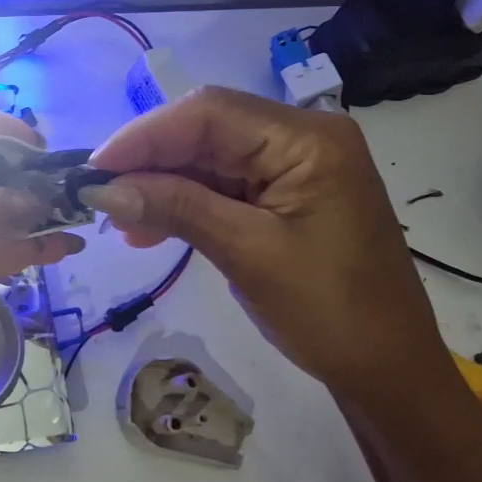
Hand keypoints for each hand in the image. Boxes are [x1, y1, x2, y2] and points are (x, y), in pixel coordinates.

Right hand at [82, 87, 442, 394]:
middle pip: (208, 130)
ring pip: (212, 158)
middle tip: (100, 198)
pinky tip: (153, 229)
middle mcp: (304, 137)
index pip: (209, 113)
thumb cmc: (329, 312)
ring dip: (165, 186)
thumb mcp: (248, 255)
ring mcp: (299, 165)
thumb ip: (176, 208)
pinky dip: (189, 203)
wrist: (389, 368)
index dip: (144, 136)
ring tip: (123, 223)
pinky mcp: (290, 194)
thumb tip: (103, 190)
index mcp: (307, 139)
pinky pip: (228, 186)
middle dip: (150, 162)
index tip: (93, 169)